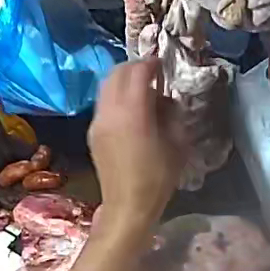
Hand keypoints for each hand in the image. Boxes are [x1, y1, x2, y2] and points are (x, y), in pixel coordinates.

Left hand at [88, 57, 181, 227]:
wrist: (127, 206)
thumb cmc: (157, 178)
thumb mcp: (177, 143)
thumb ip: (171, 113)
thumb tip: (165, 98)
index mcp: (132, 112)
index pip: (137, 72)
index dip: (151, 63)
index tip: (163, 64)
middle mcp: (109, 112)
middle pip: (116, 73)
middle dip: (134, 67)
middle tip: (152, 73)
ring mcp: (97, 122)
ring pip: (106, 86)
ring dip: (123, 80)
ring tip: (142, 89)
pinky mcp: (92, 132)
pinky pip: (103, 103)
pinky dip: (116, 96)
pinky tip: (132, 109)